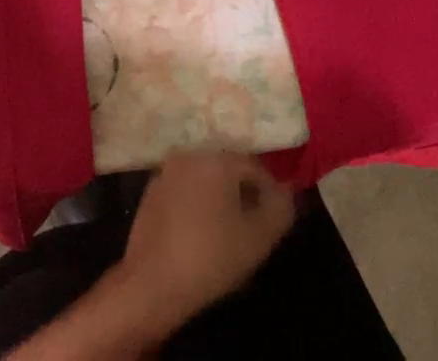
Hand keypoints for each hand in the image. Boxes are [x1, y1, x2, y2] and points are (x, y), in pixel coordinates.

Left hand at [117, 150, 295, 319]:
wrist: (153, 282)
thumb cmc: (212, 255)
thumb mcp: (260, 236)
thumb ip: (281, 208)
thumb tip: (287, 191)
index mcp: (216, 158)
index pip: (256, 168)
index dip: (271, 196)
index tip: (273, 225)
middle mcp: (188, 156)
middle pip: (229, 172)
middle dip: (244, 198)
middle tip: (253, 232)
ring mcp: (165, 174)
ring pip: (206, 183)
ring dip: (221, 203)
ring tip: (228, 239)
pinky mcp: (150, 194)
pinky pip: (184, 194)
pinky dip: (197, 208)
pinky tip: (201, 239)